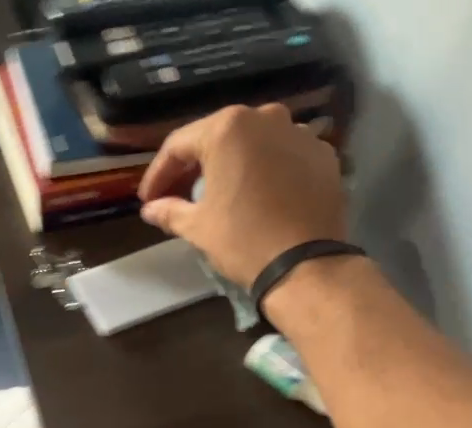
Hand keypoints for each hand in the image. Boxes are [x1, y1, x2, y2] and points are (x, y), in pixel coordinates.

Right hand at [137, 104, 347, 290]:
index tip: (149, 199)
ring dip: (232, 165)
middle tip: (178, 195)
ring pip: (254, 143)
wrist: (305, 264)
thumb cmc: (242, 240)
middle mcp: (265, 117)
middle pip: (218, 137)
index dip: (158, 173)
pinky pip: (283, 155)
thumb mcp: (197, 227)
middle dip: (195, 166)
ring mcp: (299, 132)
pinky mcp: (323, 154)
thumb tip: (151, 208)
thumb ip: (170, 210)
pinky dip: (265, 170)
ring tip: (220, 194)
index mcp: (228, 128)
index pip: (179, 144)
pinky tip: (256, 195)